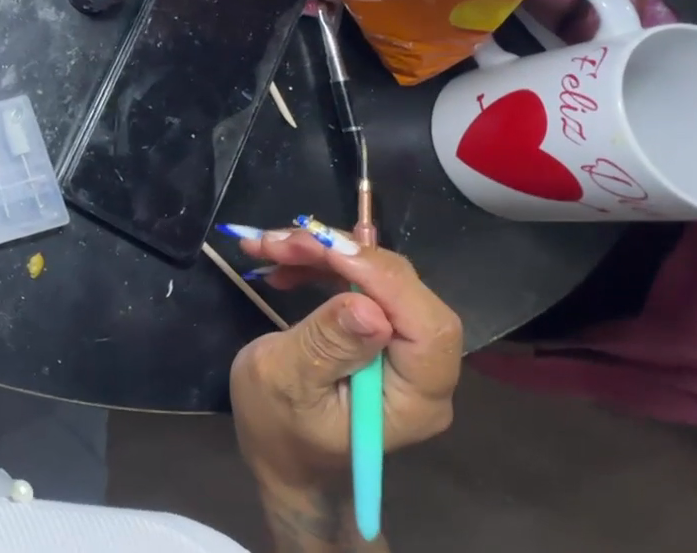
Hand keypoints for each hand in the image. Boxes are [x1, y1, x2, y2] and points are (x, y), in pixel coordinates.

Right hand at [227, 226, 461, 493]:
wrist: (280, 455)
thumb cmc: (276, 427)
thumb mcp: (285, 383)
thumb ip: (324, 345)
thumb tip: (366, 306)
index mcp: (414, 399)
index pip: (426, 327)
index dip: (383, 279)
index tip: (324, 247)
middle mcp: (424, 373)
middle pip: (405, 293)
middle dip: (343, 254)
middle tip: (280, 241)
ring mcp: (404, 353)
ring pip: (381, 280)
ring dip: (324, 253)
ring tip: (269, 247)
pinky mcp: (381, 336)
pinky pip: (363, 286)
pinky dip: (322, 265)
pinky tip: (284, 264)